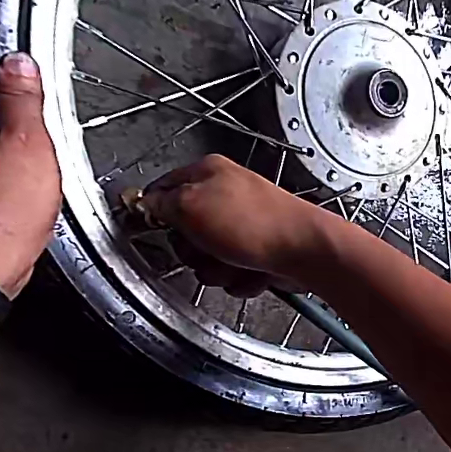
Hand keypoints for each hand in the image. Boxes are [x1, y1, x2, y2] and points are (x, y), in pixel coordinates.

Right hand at [141, 154, 332, 294]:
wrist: (305, 251)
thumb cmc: (255, 223)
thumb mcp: (192, 206)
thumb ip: (162, 204)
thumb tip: (145, 204)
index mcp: (209, 173)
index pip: (163, 189)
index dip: (154, 213)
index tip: (153, 229)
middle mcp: (227, 197)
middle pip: (185, 234)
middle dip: (195, 251)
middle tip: (209, 247)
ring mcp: (245, 226)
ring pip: (208, 260)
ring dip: (220, 269)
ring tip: (238, 261)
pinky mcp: (258, 252)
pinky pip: (233, 274)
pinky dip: (242, 278)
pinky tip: (254, 270)